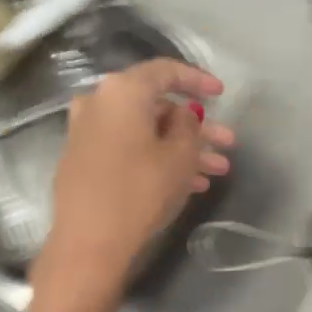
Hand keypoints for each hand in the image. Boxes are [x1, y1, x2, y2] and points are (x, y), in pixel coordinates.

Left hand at [39, 59, 234, 294]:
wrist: (90, 240)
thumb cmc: (140, 191)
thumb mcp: (179, 157)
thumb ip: (189, 127)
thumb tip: (184, 115)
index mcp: (122, 91)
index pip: (166, 72)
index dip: (198, 80)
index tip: (221, 94)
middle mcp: (99, 102)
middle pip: (156, 107)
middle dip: (196, 128)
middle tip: (227, 145)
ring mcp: (87, 131)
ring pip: (145, 132)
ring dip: (181, 149)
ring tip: (215, 172)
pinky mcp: (84, 160)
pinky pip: (129, 148)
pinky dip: (157, 158)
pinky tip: (186, 183)